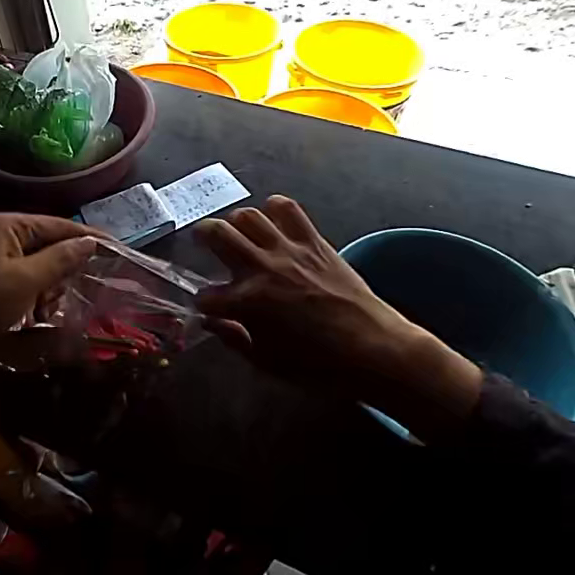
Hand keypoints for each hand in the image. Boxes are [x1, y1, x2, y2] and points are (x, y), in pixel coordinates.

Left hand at [0, 212, 97, 365]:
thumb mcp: (26, 282)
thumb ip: (60, 259)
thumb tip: (90, 242)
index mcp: (9, 225)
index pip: (60, 225)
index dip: (89, 238)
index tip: (117, 250)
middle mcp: (4, 233)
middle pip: (52, 245)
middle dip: (61, 272)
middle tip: (58, 296)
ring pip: (43, 265)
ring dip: (49, 288)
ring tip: (41, 310)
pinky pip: (29, 278)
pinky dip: (36, 295)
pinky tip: (34, 314)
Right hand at [194, 196, 481, 420]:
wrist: (373, 349)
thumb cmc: (317, 365)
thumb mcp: (266, 362)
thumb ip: (233, 339)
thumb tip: (211, 323)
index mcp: (246, 303)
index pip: (206, 296)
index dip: (203, 303)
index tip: (209, 309)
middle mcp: (262, 269)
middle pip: (216, 234)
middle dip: (201, 237)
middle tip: (203, 245)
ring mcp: (289, 251)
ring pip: (248, 215)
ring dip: (236, 224)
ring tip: (239, 235)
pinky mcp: (314, 242)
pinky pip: (288, 209)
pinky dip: (275, 210)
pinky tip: (273, 224)